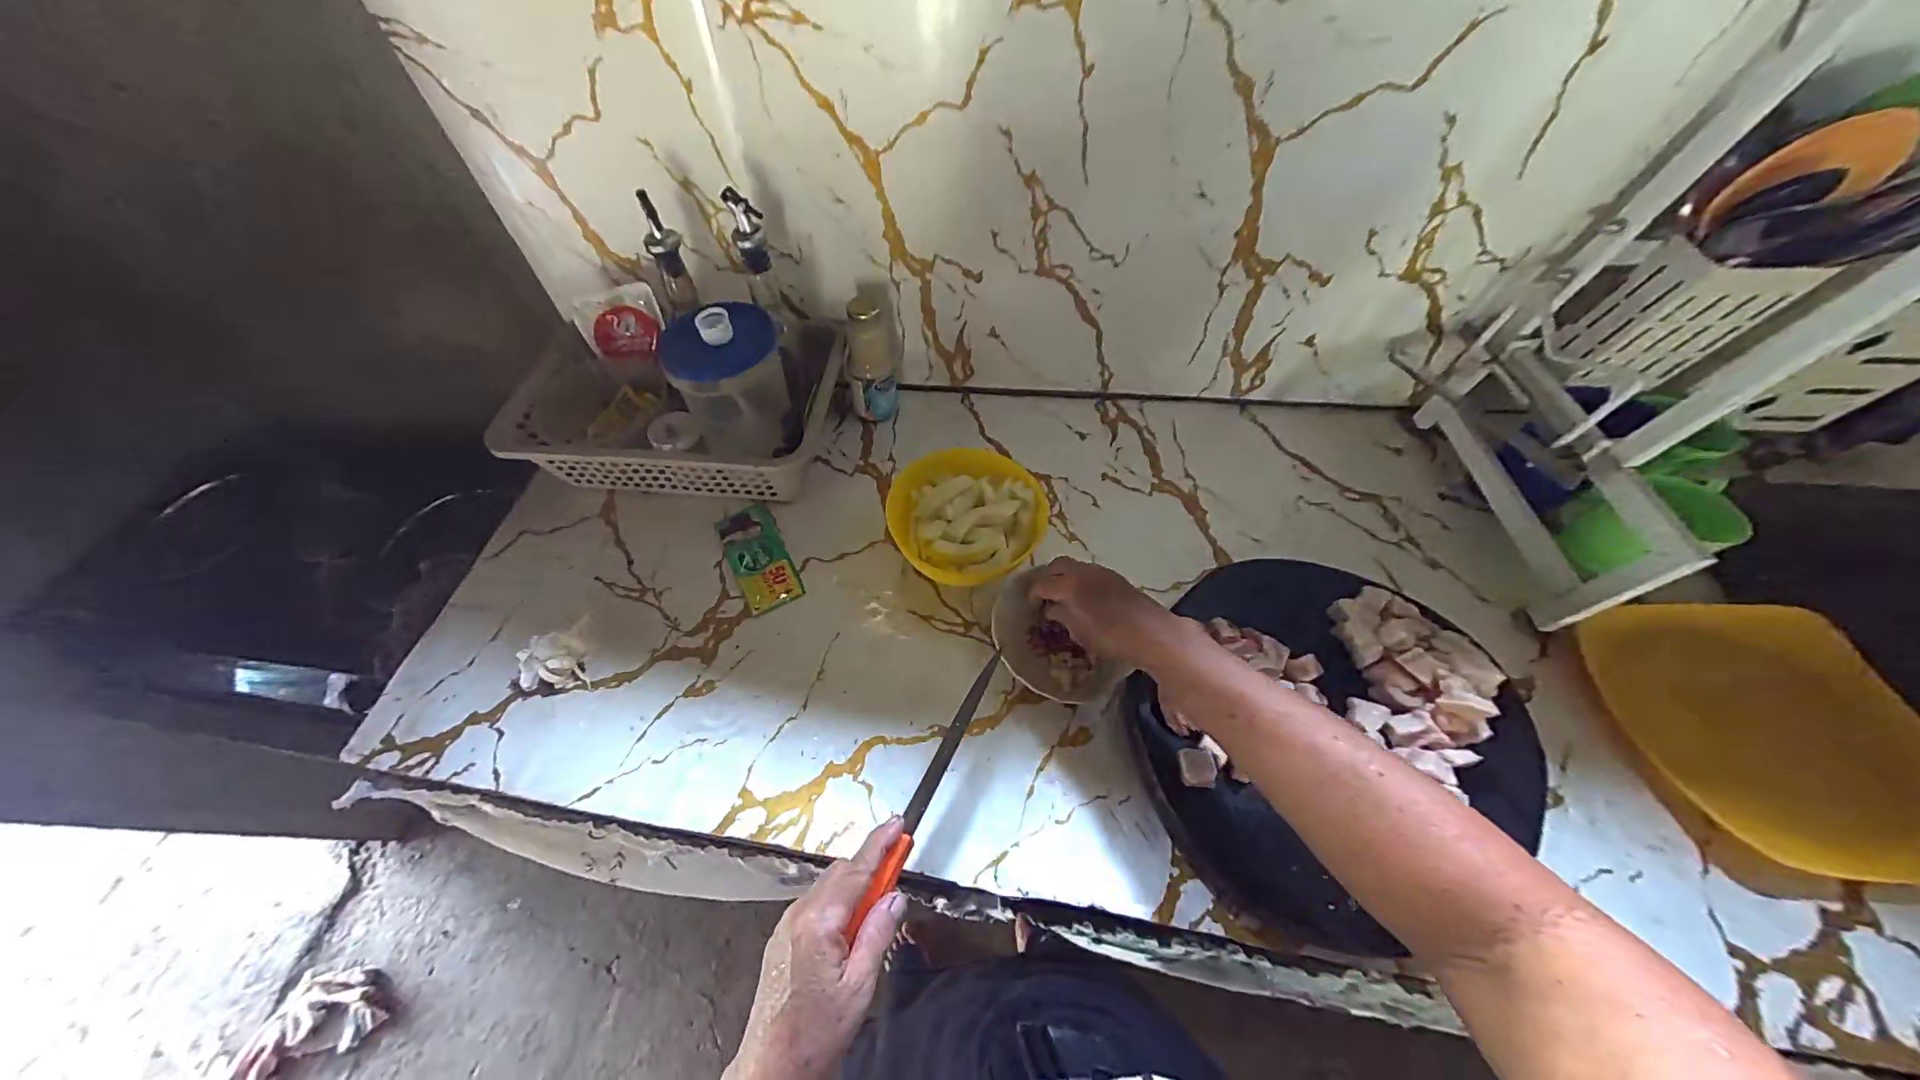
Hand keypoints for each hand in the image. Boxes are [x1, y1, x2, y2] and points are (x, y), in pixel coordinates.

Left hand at [723, 818, 908, 1079]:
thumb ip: (879, 932)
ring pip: (828, 885)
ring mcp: (787, 924)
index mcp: (820, 922)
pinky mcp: (783, 936)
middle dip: (871, 862)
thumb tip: (894, 898)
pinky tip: (851, 920)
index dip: (880, 843)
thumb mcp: (860, 984)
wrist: (772, 1066)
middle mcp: (799, 915)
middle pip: (842, 872)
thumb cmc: (814, 1033)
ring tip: (879, 898)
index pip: (857, 869)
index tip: (896, 823)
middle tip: (897, 857)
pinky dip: (838, 898)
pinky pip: (816, 902)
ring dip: (856, 882)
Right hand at [1029, 557, 1204, 672]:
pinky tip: (1085, 600)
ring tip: (1065, 599)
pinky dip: (1080, 581)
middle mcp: (1083, 572)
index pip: (1042, 584)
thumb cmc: (1112, 637)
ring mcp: (1102, 572)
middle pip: (1057, 565)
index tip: (1032, 609)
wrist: (1152, 632)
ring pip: (1075, 567)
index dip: (1032, 596)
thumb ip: (1062, 617)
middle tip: (1046, 598)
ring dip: (1065, 578)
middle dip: (1048, 579)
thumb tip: (1051, 609)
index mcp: (1070, 585)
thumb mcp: (1080, 633)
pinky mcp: (1115, 578)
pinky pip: (1089, 573)